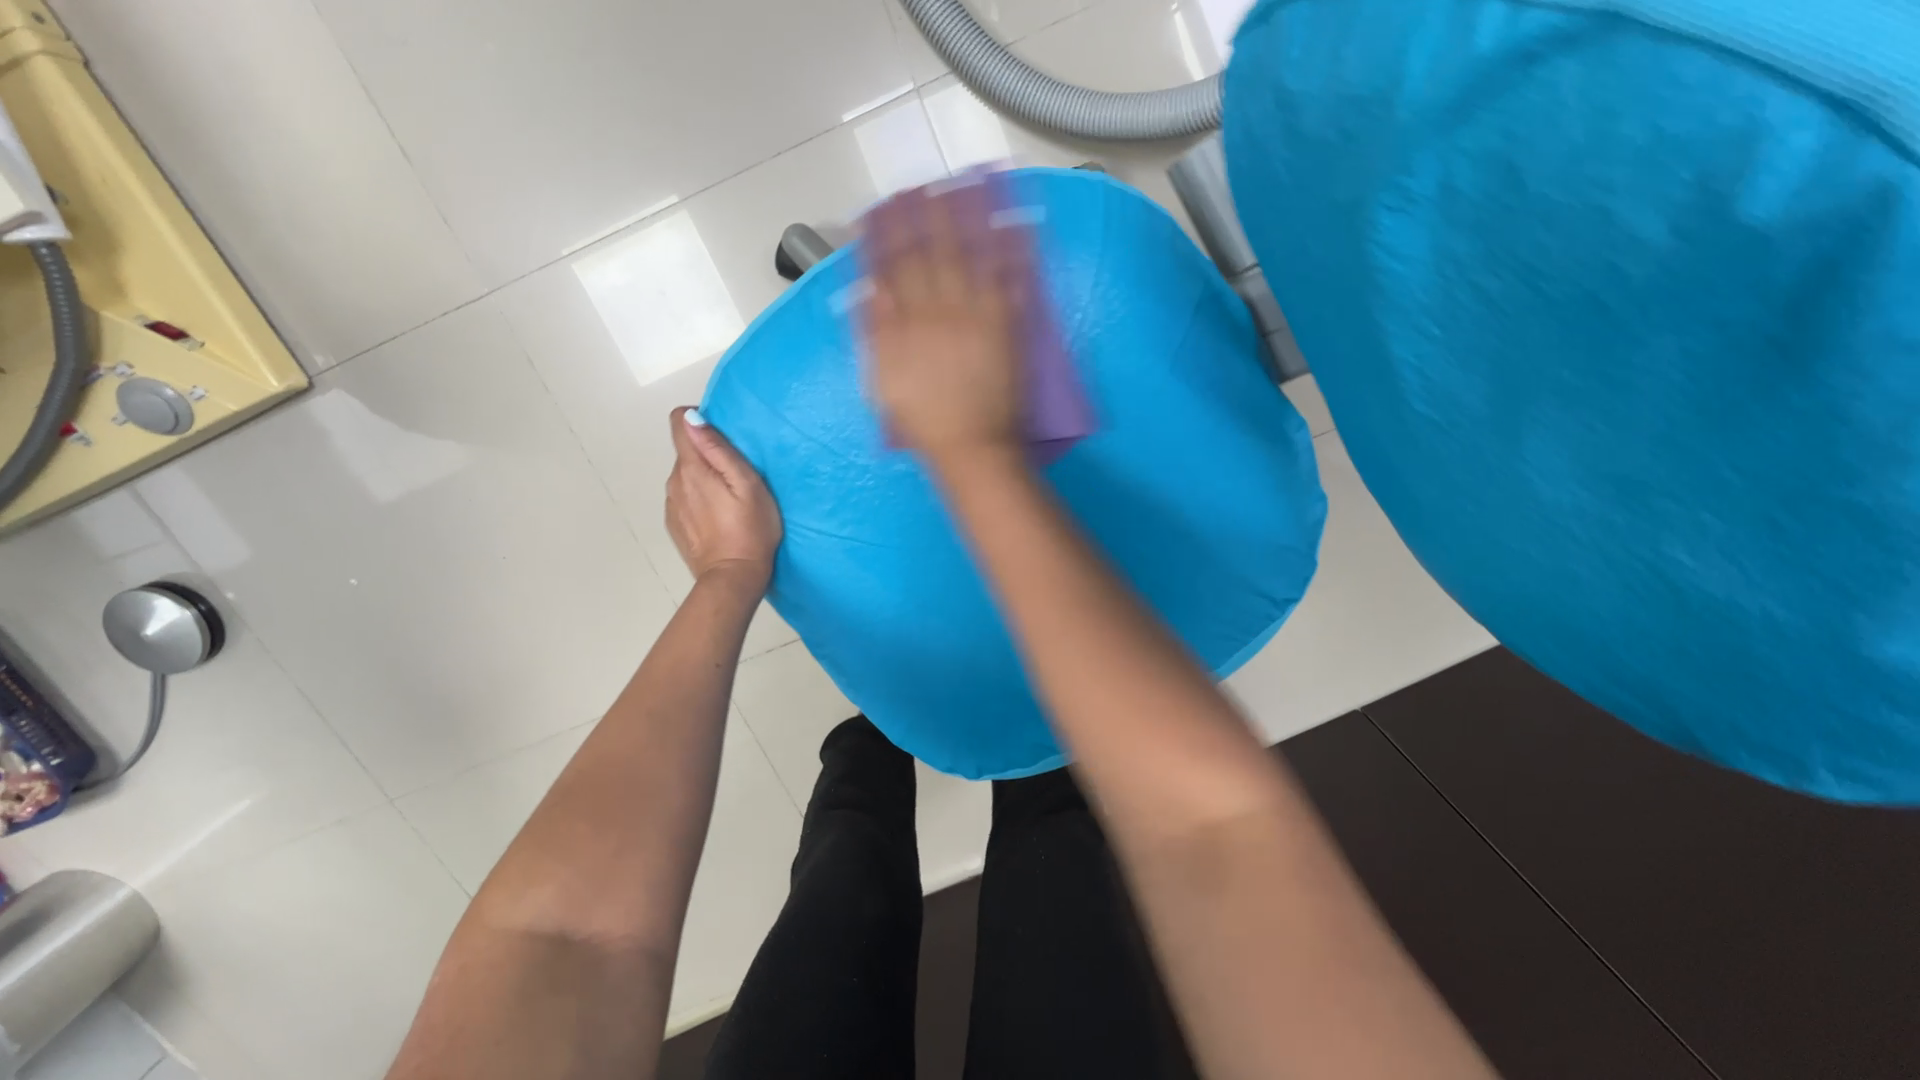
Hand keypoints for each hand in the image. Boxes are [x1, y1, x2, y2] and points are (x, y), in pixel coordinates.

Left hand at [665, 407, 781, 587]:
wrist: (733, 578)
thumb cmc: (750, 529)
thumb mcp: (748, 484)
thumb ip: (719, 449)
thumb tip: (692, 418)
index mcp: (691, 467)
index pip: (678, 423)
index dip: (698, 420)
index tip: (722, 435)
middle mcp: (674, 481)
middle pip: (686, 452)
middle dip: (707, 455)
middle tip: (736, 476)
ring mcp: (671, 504)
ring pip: (685, 477)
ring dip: (703, 479)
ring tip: (729, 499)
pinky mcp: (674, 524)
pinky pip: (684, 498)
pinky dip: (698, 500)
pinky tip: (717, 518)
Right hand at [863, 179, 1030, 468]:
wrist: (972, 447)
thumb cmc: (923, 421)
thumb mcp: (883, 381)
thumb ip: (876, 332)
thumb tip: (870, 287)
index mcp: (909, 322)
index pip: (895, 265)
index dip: (890, 231)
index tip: (887, 203)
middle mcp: (942, 309)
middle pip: (933, 251)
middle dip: (929, 213)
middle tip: (927, 181)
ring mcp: (978, 315)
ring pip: (972, 255)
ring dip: (971, 216)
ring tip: (969, 183)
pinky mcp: (1008, 325)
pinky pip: (1012, 279)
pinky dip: (1015, 249)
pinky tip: (1015, 221)